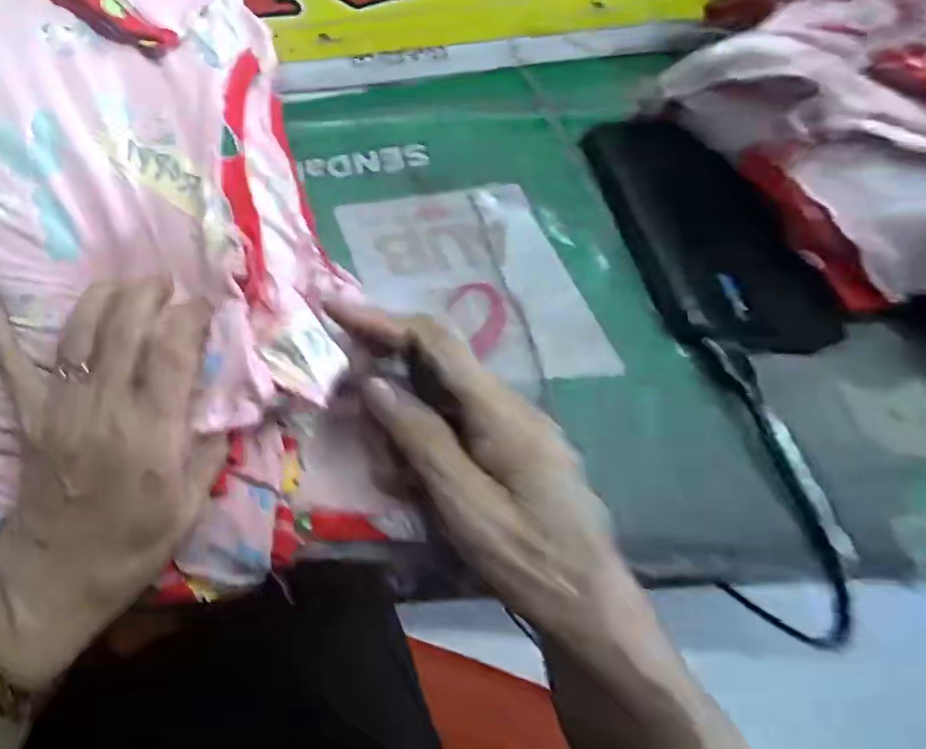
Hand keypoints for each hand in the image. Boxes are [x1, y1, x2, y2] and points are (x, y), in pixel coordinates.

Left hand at [0, 279, 225, 692]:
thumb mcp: (189, 505)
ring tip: (119, 284)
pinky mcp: (28, 412)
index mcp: (152, 433)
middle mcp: (106, 408)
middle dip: (146, 292)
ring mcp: (61, 406)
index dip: (189, 315)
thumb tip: (224, 394)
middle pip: (125, 326)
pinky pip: (10, 364)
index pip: (173, 350)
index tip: (199, 304)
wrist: (61, 572)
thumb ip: (208, 445)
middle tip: (160, 283)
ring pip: (79, 332)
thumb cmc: (132, 544)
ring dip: (100, 297)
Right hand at [326, 303, 747, 748]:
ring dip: (396, 423)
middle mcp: (509, 408)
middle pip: (429, 364)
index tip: (331, 307)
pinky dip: (415, 441)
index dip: (379, 319)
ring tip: (392, 476)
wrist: (595, 617)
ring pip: (431, 397)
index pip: (434, 342)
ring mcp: (509, 427)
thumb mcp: (464, 502)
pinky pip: (445, 424)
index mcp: (503, 414)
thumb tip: (372, 380)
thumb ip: (418, 436)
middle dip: (381, 380)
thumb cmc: (529, 561)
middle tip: (347, 412)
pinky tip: (409, 481)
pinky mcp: (504, 447)